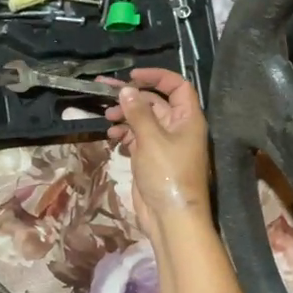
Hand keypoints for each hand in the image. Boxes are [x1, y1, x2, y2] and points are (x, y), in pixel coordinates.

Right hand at [104, 67, 210, 236]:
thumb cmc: (168, 174)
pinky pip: (136, 138)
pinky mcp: (150, 158)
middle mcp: (177, 127)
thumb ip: (137, 112)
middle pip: (155, 102)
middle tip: (104, 90)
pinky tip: (111, 135)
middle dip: (131, 96)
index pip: (177, 87)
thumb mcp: (151, 139)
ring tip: (106, 116)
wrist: (170, 215)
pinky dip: (124, 133)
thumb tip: (126, 90)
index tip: (132, 76)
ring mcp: (163, 144)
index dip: (157, 77)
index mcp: (188, 119)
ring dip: (125, 115)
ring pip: (142, 120)